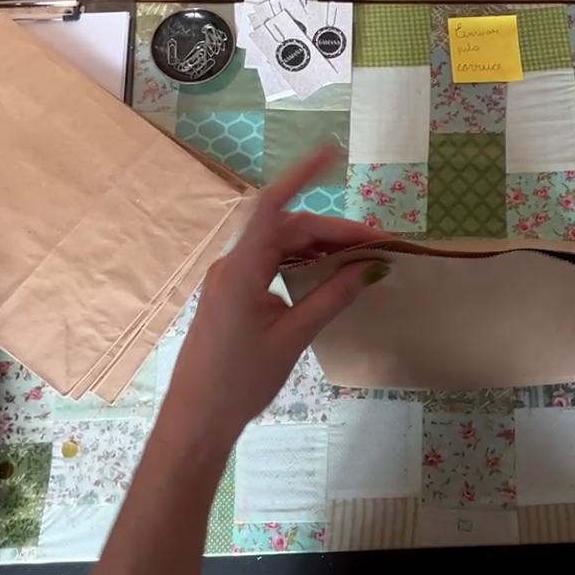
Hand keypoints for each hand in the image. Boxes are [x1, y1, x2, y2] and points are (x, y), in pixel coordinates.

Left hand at [158, 147, 385, 441]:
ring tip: (362, 255)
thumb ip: (332, 298)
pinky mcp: (234, 294)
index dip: (302, 176)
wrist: (195, 421)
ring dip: (321, 247)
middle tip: (378, 243)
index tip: (330, 153)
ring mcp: (232, 279)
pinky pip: (273, 264)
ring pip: (282, 247)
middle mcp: (234, 264)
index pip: (274, 207)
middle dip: (334, 231)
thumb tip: (371, 268)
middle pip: (289, 230)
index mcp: (242, 268)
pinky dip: (304, 262)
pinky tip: (329, 271)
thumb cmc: (239, 381)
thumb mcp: (293, 338)